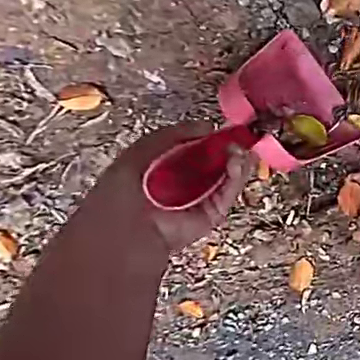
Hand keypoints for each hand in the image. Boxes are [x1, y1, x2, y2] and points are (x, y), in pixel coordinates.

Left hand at [80, 122, 253, 252]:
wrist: (126, 234)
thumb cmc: (121, 193)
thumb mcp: (137, 154)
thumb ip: (169, 136)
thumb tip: (206, 125)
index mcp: (162, 169)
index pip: (192, 149)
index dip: (207, 138)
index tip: (220, 129)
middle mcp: (183, 184)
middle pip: (214, 162)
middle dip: (227, 149)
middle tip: (237, 139)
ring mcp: (200, 199)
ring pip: (226, 176)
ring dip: (235, 161)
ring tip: (238, 150)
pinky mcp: (214, 213)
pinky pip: (229, 192)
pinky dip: (236, 177)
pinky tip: (237, 164)